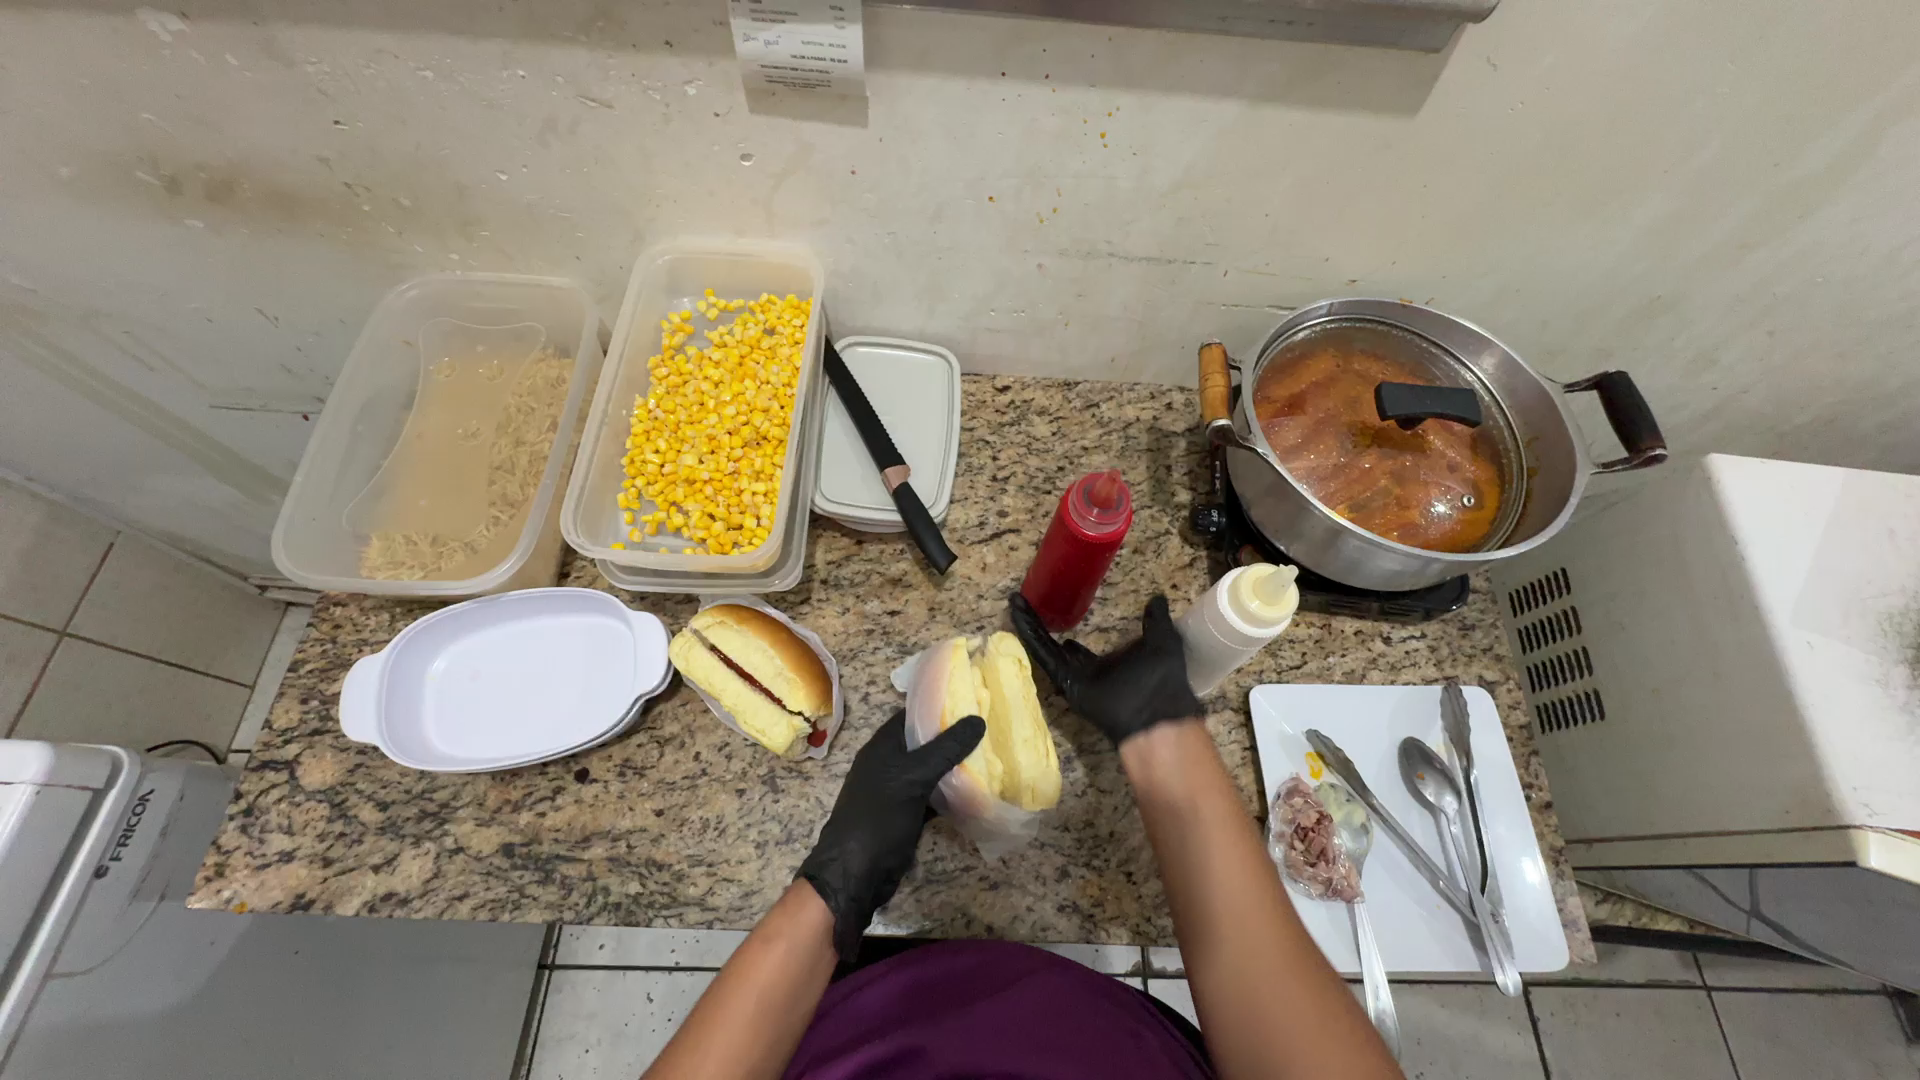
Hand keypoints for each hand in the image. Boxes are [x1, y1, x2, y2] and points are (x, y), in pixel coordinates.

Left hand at [797, 709, 983, 959]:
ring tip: (991, 752)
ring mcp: (899, 790)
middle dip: (953, 734)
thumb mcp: (913, 777)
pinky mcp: (909, 814)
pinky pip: (935, 796)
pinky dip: (954, 793)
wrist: (855, 876)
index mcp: (883, 746)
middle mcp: (889, 763)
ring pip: (932, 769)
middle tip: (990, 725)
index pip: (912, 713)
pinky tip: (980, 791)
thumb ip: (945, 749)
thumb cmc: (878, 817)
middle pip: (924, 741)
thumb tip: (977, 720)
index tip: (971, 696)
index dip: (938, 703)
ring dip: (956, 764)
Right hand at [1009, 592, 1202, 745]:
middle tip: (1027, 605)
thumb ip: (1156, 620)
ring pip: (1045, 647)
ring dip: (1029, 625)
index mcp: (1109, 664)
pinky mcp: (1067, 680)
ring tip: (1016, 604)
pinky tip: (1018, 615)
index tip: (1056, 606)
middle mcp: (1088, 671)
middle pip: (1057, 646)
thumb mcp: (1162, 640)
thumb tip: (1157, 598)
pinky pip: (1045, 656)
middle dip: (1041, 626)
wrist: (1158, 710)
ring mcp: (1075, 677)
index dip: (1068, 626)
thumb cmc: (1164, 678)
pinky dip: (1030, 634)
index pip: (1080, 646)